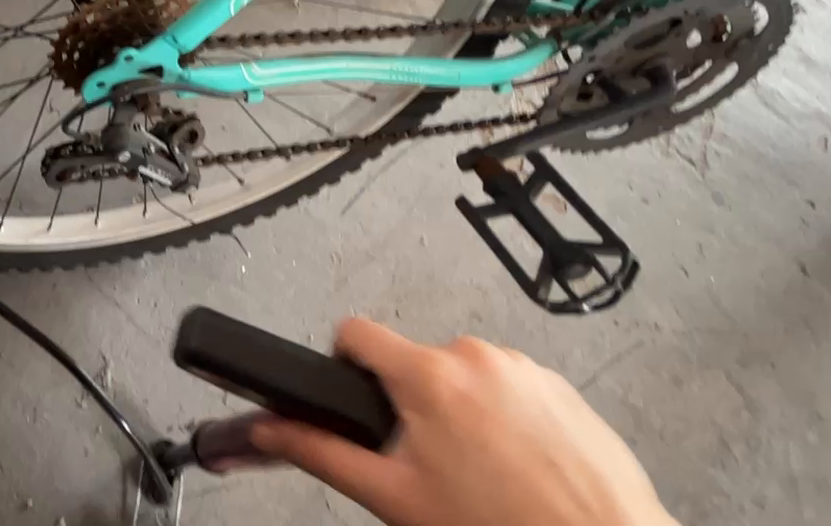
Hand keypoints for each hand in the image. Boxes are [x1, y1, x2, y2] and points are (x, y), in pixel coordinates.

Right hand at [249, 319, 675, 525]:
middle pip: (413, 361)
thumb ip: (321, 452)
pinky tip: (522, 466)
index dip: (346, 361)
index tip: (358, 390)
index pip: (355, 331)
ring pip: (463, 374)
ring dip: (462, 408)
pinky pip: (510, 385)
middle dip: (412, 402)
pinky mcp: (560, 386)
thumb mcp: (395, 498)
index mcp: (428, 375)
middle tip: (433, 460)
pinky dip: (506, 416)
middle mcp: (474, 356)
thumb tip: (269, 429)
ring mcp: (522, 368)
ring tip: (486, 470)